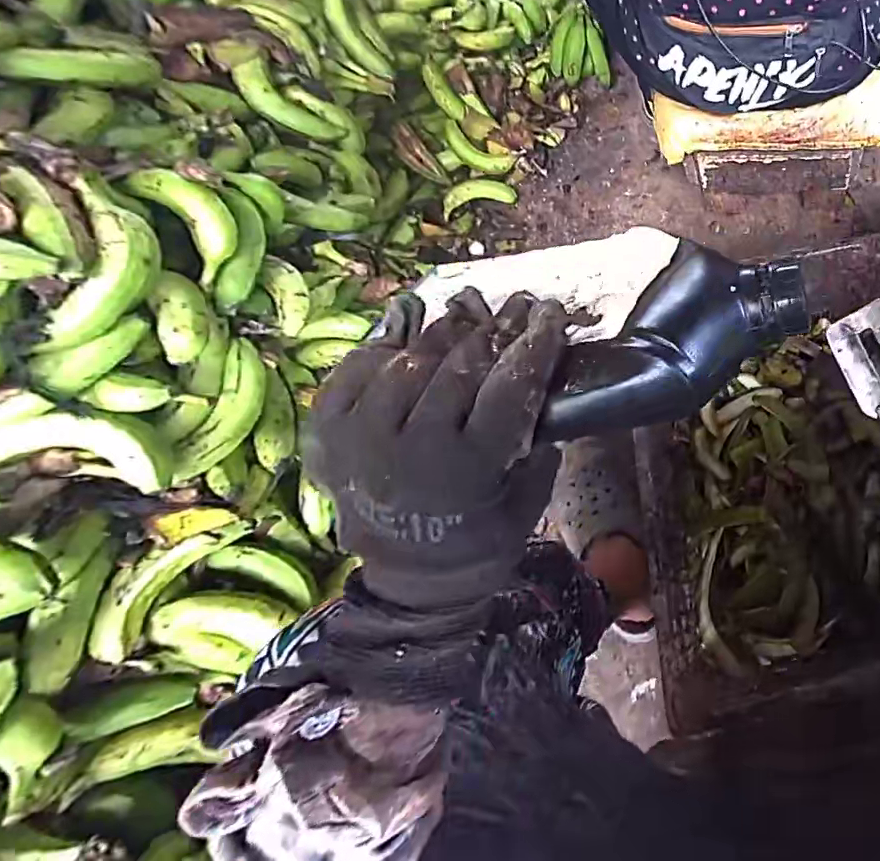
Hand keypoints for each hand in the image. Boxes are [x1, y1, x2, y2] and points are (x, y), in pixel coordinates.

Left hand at [302, 289, 568, 609]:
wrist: (414, 575)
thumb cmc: (487, 532)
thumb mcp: (532, 487)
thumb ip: (536, 430)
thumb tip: (537, 370)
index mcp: (471, 465)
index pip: (510, 382)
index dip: (534, 340)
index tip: (550, 311)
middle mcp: (411, 447)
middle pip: (461, 363)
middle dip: (497, 325)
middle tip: (517, 305)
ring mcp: (361, 439)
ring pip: (409, 360)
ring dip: (446, 332)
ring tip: (469, 312)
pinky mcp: (329, 437)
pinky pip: (356, 371)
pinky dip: (385, 347)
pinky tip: (408, 331)